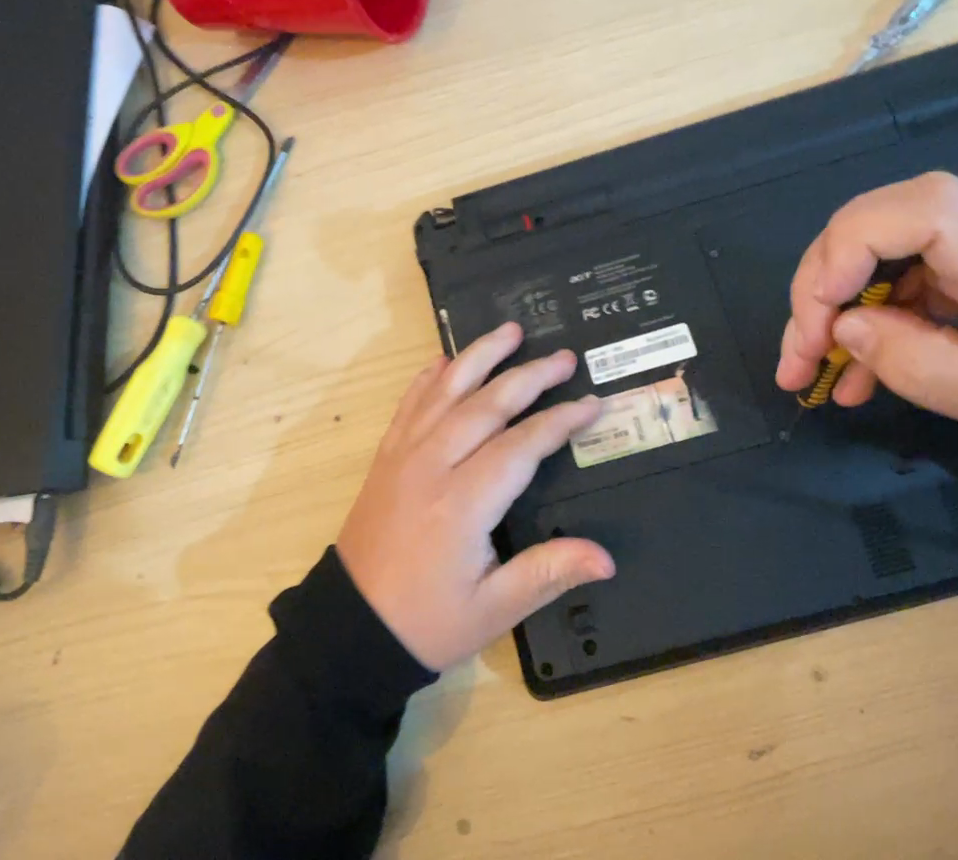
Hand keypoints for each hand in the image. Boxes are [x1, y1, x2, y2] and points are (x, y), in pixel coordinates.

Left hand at [336, 323, 615, 671]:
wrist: (351, 626)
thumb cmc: (427, 621)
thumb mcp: (493, 609)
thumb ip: (548, 573)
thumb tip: (606, 558)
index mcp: (463, 503)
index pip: (520, 446)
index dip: (559, 422)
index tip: (591, 404)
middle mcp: (431, 466)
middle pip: (486, 405)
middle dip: (528, 377)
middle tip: (563, 357)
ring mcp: (403, 457)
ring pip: (445, 392)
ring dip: (479, 357)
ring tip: (509, 330)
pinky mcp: (385, 460)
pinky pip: (409, 406)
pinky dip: (428, 379)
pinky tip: (443, 362)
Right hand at [774, 173, 957, 457]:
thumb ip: (915, 363)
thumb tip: (842, 326)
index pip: (908, 210)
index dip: (841, 253)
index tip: (816, 324)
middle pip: (879, 221)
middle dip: (821, 288)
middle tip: (796, 361)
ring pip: (888, 244)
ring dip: (843, 303)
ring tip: (819, 373)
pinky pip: (919, 264)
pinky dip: (883, 308)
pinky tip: (868, 360)